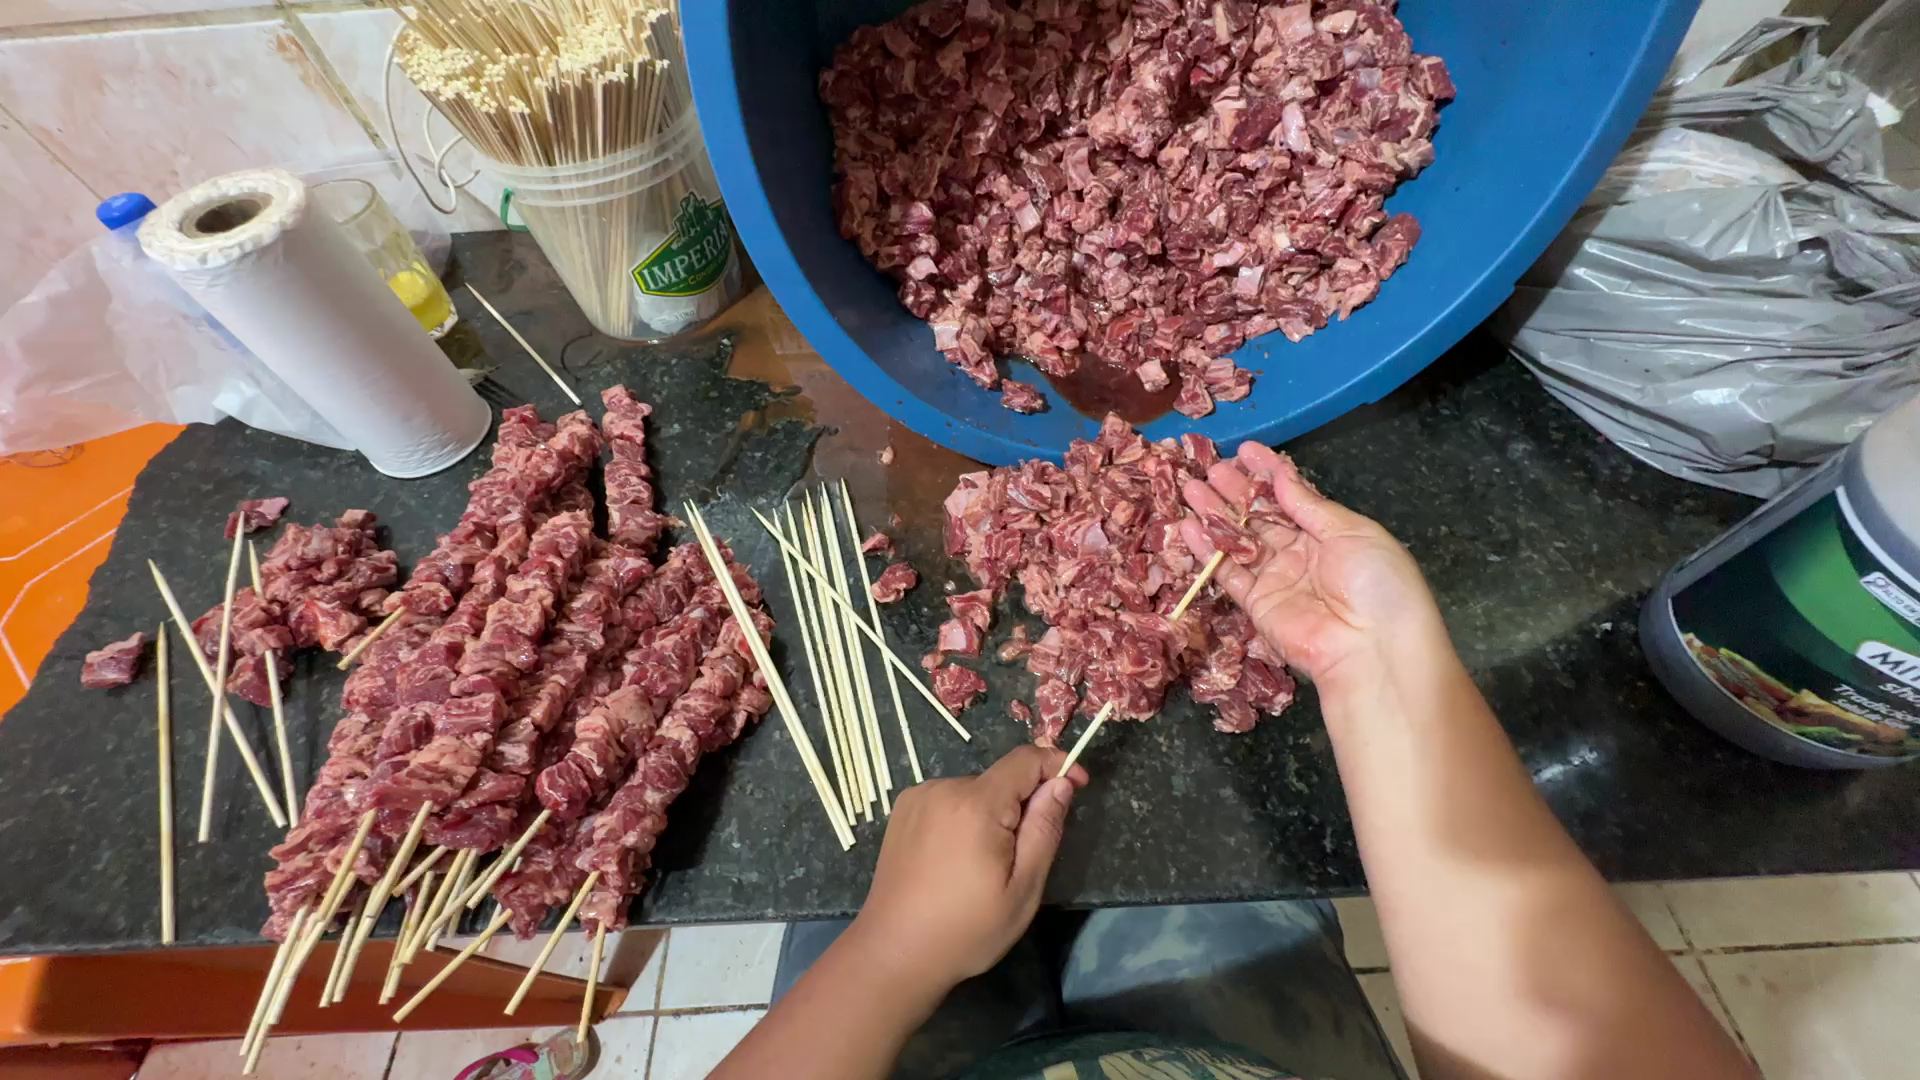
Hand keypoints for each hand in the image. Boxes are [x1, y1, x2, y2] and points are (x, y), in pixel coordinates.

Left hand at [845, 745, 1088, 993]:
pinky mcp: (903, 808)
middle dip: (1020, 805)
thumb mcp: (1022, 888)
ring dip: (990, 814)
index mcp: (976, 803)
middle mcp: (944, 787)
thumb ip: (1044, 828)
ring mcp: (919, 795)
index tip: (1078, 784)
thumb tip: (1061, 782)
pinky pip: (948, 799)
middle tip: (1020, 857)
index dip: (1057, 765)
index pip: (1025, 759)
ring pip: (974, 791)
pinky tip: (953, 858)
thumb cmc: (966, 929)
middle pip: (999, 780)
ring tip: (980, 865)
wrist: (894, 952)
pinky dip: (963, 817)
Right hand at [1180, 442, 1444, 688]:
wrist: (1372, 647)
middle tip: (1209, 468)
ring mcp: (1276, 578)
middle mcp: (1300, 552)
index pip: (1291, 496)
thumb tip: (1279, 476)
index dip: (1268, 472)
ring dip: (1215, 515)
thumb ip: (1309, 505)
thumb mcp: (1353, 533)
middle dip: (1235, 491)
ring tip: (1190, 488)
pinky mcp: (1255, 602)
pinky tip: (1189, 528)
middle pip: (1260, 516)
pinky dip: (1207, 552)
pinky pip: (1227, 573)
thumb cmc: (1376, 583)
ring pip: (1239, 540)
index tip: (1244, 450)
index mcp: (1329, 533)